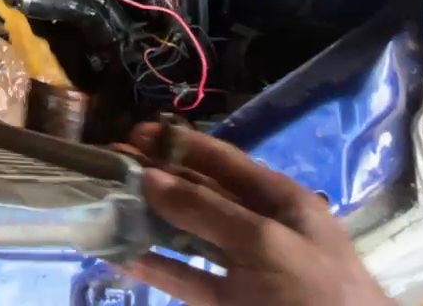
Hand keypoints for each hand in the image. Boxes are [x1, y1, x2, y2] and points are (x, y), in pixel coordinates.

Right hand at [119, 121, 390, 305]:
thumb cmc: (317, 299)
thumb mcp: (266, 244)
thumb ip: (205, 209)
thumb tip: (148, 177)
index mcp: (282, 203)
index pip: (222, 160)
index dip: (178, 143)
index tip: (132, 134)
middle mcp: (261, 228)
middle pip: (199, 193)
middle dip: (155, 177)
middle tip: (109, 166)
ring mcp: (245, 269)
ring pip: (187, 233)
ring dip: (147, 219)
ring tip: (105, 203)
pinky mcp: (230, 305)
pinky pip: (185, 277)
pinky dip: (153, 265)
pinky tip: (117, 254)